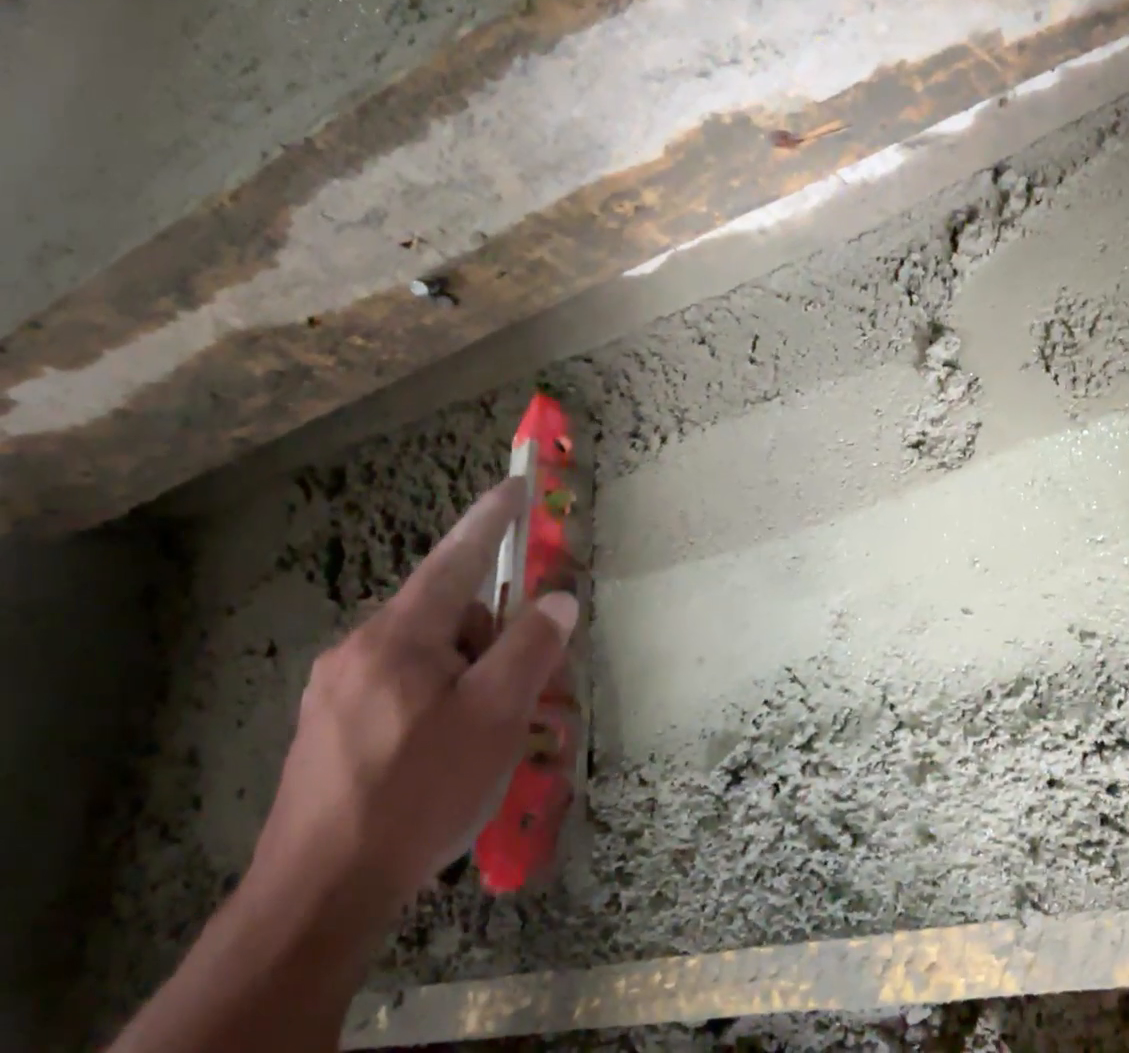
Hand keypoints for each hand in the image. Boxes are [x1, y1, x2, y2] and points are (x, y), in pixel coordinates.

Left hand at [247, 479, 578, 914]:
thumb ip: (531, 647)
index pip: (456, 559)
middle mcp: (360, 652)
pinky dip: (446, 711)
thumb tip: (558, 599)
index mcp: (398, 637)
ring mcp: (338, 694)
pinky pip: (405, 697)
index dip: (492, 520)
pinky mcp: (332, 733)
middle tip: (533, 697)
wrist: (320, 891)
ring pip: (432, 664)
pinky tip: (457, 759)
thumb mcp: (497, 715)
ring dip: (476, 687)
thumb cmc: (419, 790)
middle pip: (451, 620)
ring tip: (500, 742)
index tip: (516, 486)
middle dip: (498, 646)